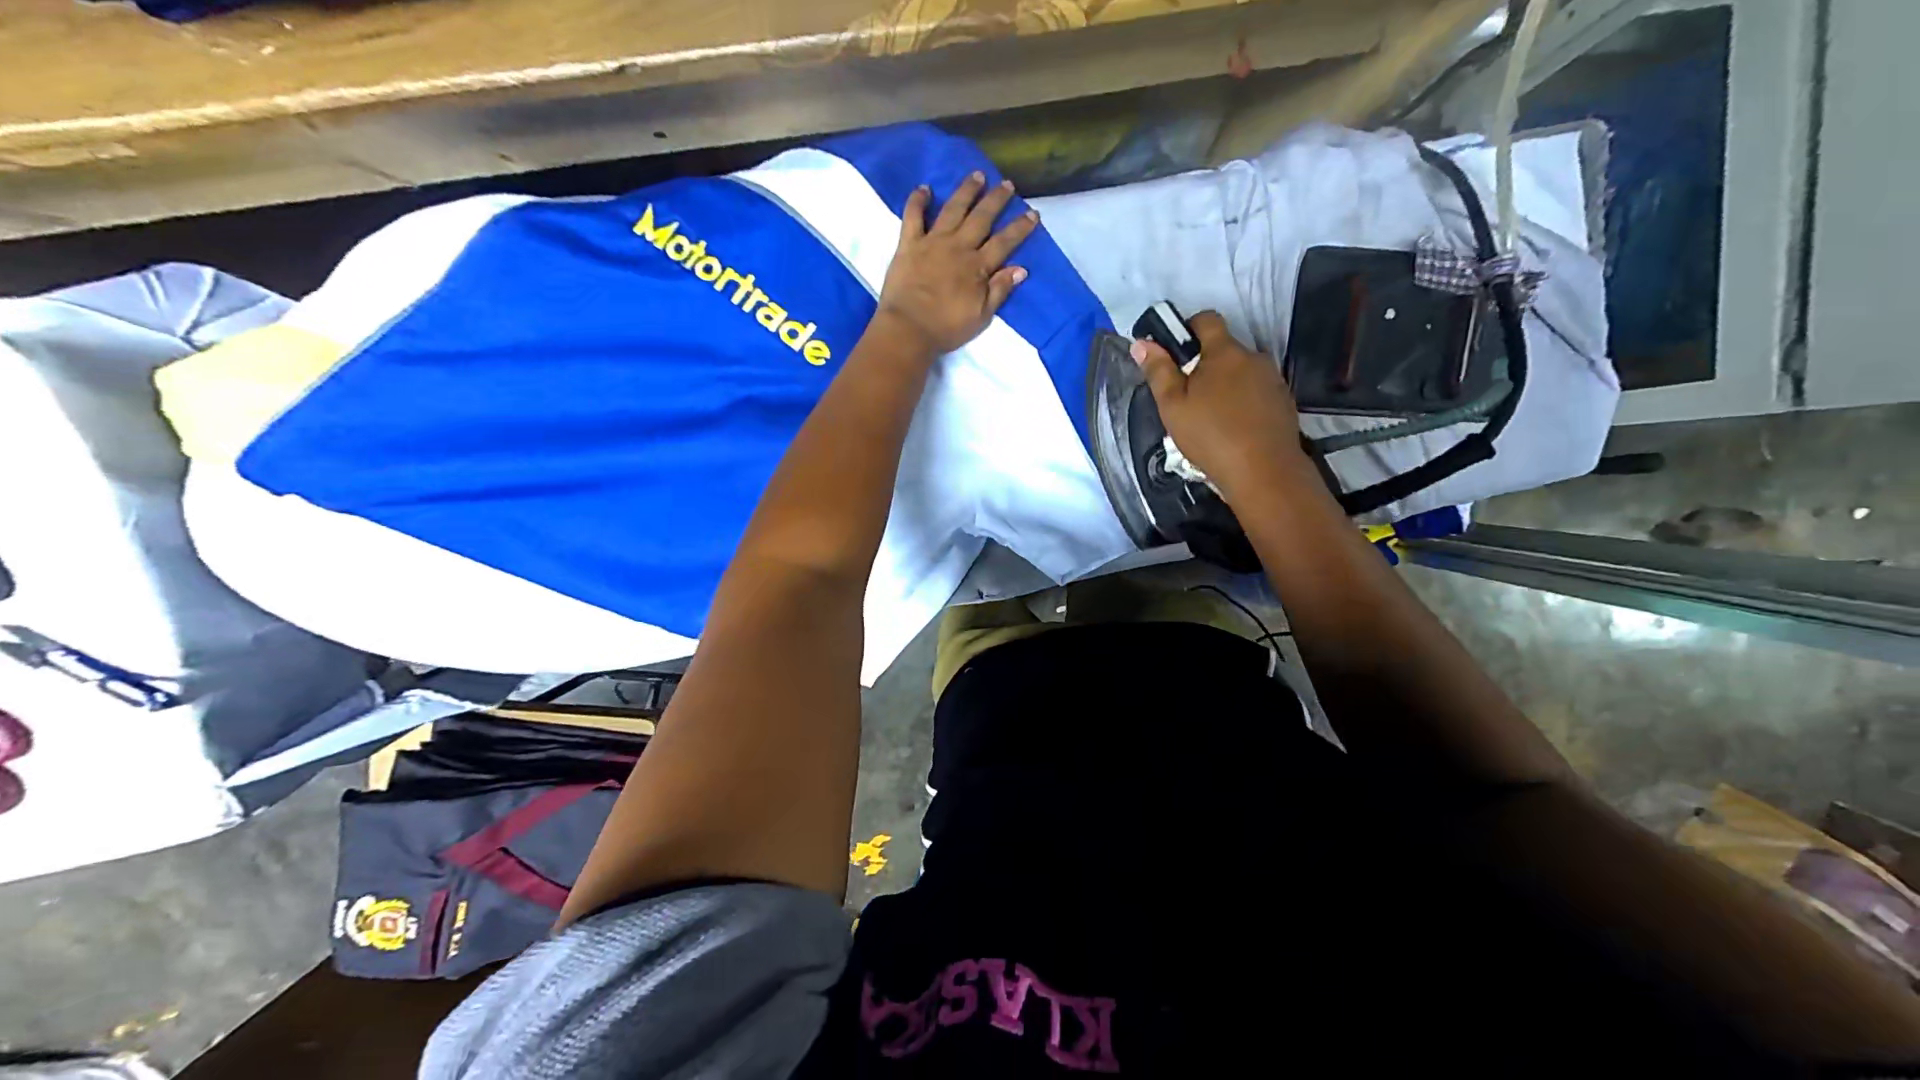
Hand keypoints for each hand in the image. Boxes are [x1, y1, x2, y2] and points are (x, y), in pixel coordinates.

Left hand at [875, 171, 1037, 354]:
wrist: (908, 329)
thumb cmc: (946, 328)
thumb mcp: (981, 316)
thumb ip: (1000, 290)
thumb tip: (1021, 269)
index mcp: (977, 266)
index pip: (1004, 242)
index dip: (1019, 227)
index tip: (1032, 213)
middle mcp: (958, 247)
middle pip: (981, 218)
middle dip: (996, 200)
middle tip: (1007, 183)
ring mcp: (933, 242)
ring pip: (953, 209)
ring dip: (966, 191)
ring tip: (977, 175)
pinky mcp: (909, 244)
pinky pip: (913, 216)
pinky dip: (918, 200)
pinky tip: (924, 188)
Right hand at [1131, 311, 1306, 499]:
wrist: (1263, 471)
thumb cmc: (1210, 435)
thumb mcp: (1173, 405)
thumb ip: (1158, 371)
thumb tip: (1141, 343)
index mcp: (1224, 352)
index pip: (1207, 319)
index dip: (1188, 327)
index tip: (1176, 351)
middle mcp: (1253, 357)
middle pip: (1225, 349)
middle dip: (1206, 364)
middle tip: (1188, 396)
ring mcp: (1272, 379)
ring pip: (1242, 371)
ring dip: (1226, 384)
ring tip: (1211, 416)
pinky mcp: (1283, 401)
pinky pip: (1257, 391)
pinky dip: (1244, 401)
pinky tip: (1234, 427)